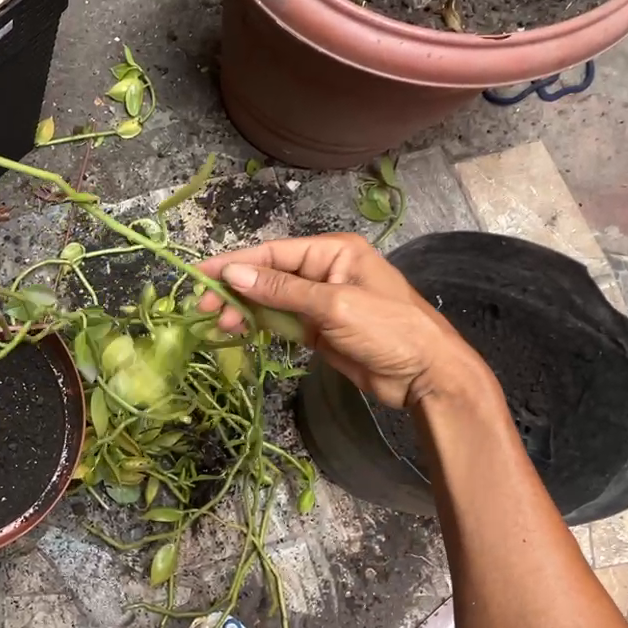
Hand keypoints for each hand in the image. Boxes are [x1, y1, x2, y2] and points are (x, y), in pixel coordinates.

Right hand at [196, 233, 491, 408]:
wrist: (427, 375)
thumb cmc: (389, 330)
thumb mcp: (333, 306)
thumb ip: (281, 289)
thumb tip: (233, 273)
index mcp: (332, 252)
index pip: (272, 253)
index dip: (233, 263)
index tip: (199, 274)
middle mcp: (323, 270)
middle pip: (266, 274)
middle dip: (234, 289)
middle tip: (204, 307)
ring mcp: (319, 300)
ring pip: (268, 298)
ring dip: (243, 309)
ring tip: (219, 324)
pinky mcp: (317, 327)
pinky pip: (278, 320)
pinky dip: (257, 324)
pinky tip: (238, 330)